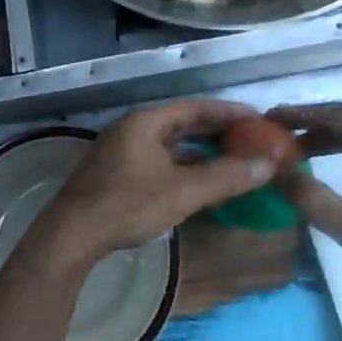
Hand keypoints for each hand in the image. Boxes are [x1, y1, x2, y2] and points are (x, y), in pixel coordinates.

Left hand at [29, 100, 281, 271]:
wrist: (72, 233)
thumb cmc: (127, 205)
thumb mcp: (183, 191)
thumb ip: (226, 176)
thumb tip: (268, 164)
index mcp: (145, 122)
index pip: (196, 107)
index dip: (230, 112)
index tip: (261, 120)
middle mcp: (132, 129)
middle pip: (183, 123)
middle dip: (218, 132)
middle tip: (253, 141)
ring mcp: (121, 150)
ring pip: (171, 144)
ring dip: (202, 152)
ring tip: (235, 161)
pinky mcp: (117, 172)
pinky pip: (160, 161)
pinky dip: (184, 167)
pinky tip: (202, 183)